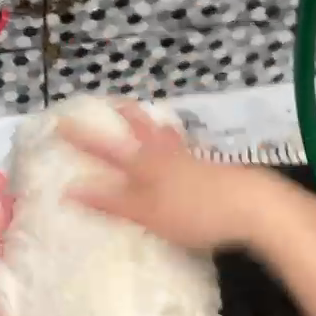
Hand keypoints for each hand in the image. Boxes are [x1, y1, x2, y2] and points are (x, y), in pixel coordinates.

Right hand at [58, 100, 290, 250]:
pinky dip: (179, 145)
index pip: (105, 148)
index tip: (61, 123)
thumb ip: (109, 201)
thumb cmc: (195, 212)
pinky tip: (185, 152)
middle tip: (115, 103)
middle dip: (125, 117)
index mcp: (145, 164)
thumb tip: (69, 190)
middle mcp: (165, 156)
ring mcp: (192, 161)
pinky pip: (187, 151)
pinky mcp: (214, 171)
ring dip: (154, 126)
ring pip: (167, 137)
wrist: (254, 207)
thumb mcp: (145, 212)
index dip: (82, 138)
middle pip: (141, 131)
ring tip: (152, 118)